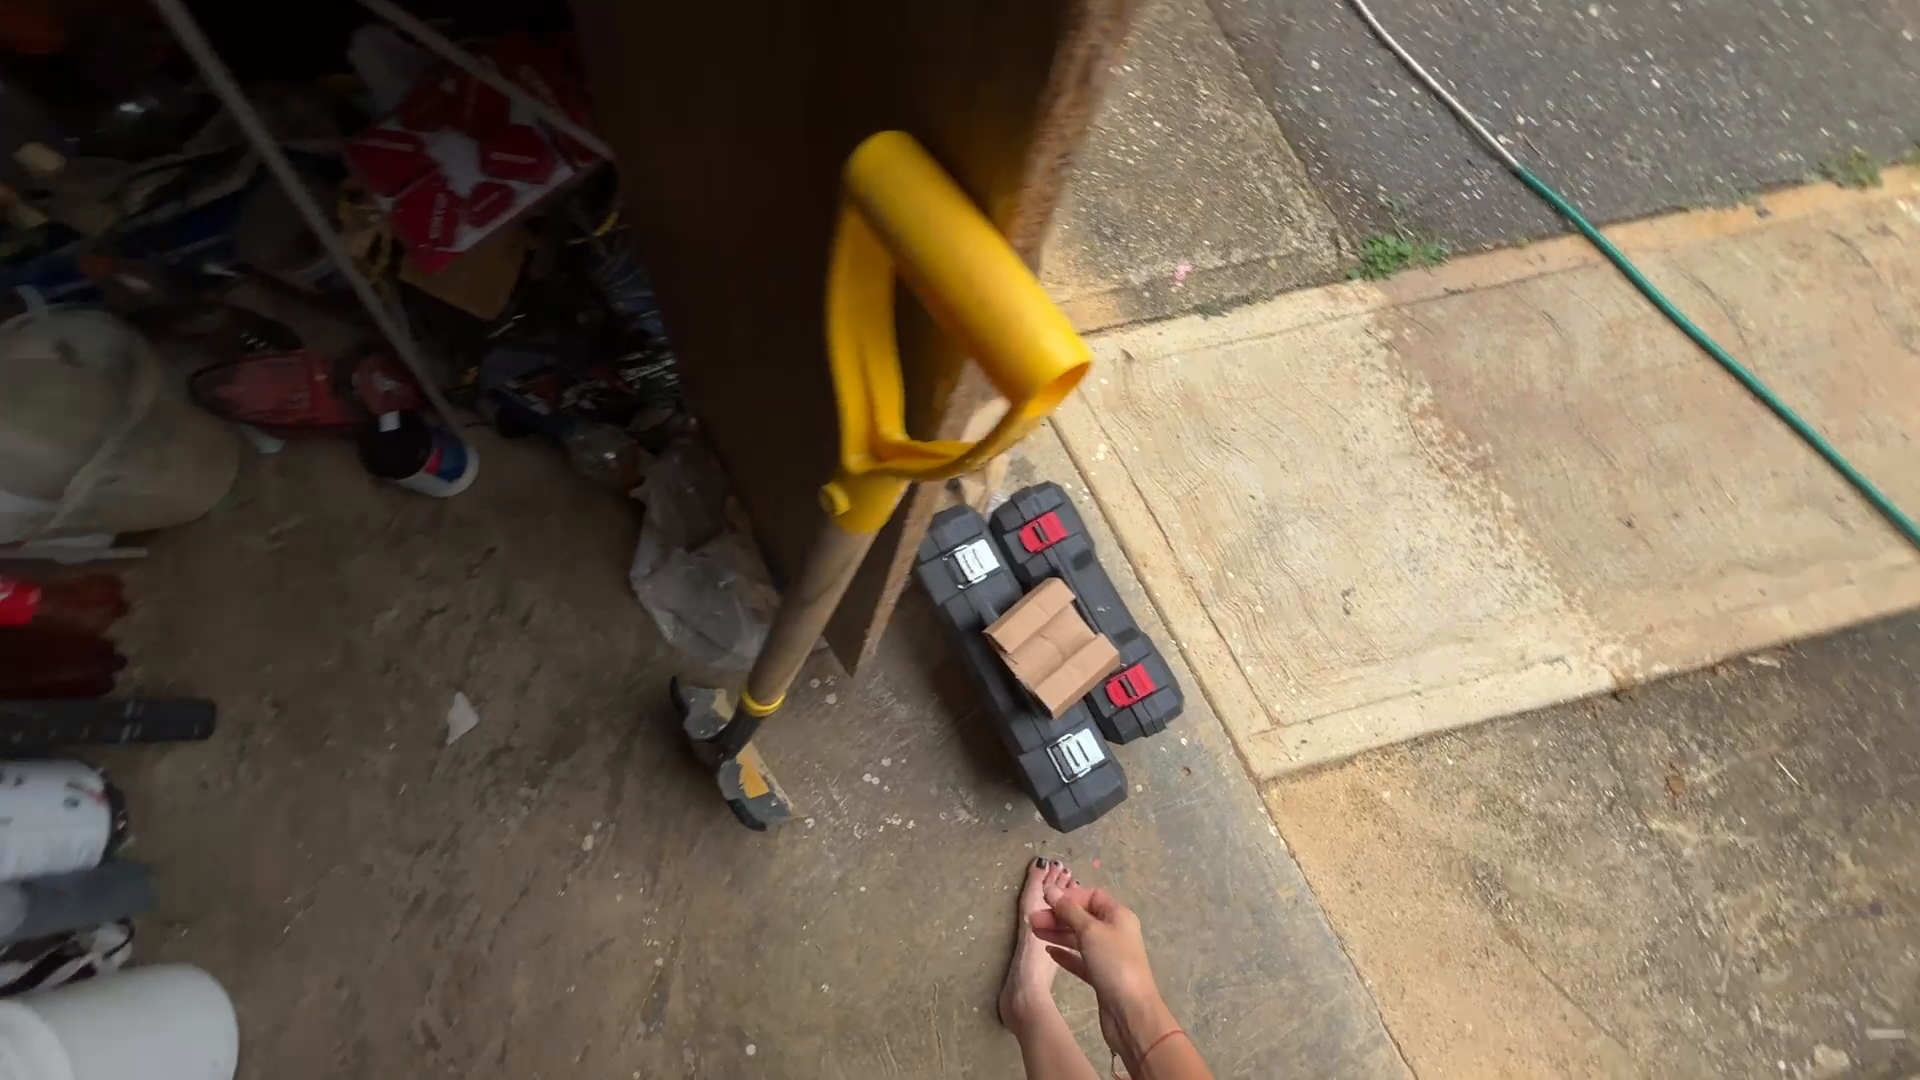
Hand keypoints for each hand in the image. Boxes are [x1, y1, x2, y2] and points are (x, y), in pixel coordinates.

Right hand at [1030, 884, 1179, 1071]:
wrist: (1131, 1014)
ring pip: (1078, 938)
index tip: (1046, 900)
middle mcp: (1114, 932)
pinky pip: (1079, 959)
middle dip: (1057, 916)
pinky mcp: (1100, 976)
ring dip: (1057, 933)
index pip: (1091, 896)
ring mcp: (1107, 955)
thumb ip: (1068, 909)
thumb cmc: (1113, 963)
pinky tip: (1049, 952)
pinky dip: (1065, 954)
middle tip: (1032, 920)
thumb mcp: (1090, 930)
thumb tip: (1050, 889)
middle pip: (1082, 917)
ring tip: (1034, 932)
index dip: (1069, 896)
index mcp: (1118, 916)